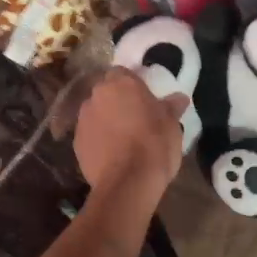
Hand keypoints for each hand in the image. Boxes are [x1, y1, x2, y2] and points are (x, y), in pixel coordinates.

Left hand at [74, 68, 190, 202]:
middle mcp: (97, 94)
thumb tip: (180, 98)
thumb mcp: (171, 124)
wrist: (127, 182)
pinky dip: (98, 140)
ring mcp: (83, 118)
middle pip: (106, 92)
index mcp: (120, 83)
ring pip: (95, 113)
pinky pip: (89, 135)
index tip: (143, 98)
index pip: (122, 73)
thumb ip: (171, 107)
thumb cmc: (153, 144)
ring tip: (122, 139)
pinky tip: (111, 155)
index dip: (132, 85)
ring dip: (105, 120)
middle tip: (134, 118)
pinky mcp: (76, 142)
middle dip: (117, 101)